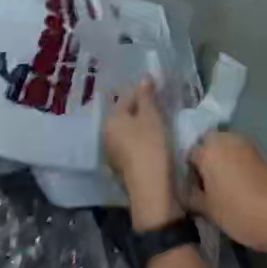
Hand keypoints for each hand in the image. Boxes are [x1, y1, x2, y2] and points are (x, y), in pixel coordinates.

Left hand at [104, 78, 181, 230]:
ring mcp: (112, 152)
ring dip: (140, 124)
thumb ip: (146, 97)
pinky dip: (140, 139)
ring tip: (159, 121)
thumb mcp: (151, 117)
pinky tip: (153, 140)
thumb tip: (144, 78)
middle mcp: (106, 134)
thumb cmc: (150, 146)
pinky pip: (130, 144)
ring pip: (127, 130)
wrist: (150, 190)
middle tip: (160, 104)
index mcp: (111, 119)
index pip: (127, 97)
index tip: (158, 89)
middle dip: (140, 108)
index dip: (143, 91)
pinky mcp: (121, 166)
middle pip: (125, 114)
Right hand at [186, 132, 266, 249]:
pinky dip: (238, 161)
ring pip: (227, 144)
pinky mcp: (260, 151)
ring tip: (226, 180)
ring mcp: (244, 143)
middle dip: (208, 155)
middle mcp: (224, 140)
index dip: (191, 170)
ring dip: (224, 156)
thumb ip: (193, 197)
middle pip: (210, 142)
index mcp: (207, 151)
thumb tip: (188, 193)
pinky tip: (240, 180)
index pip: (191, 154)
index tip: (195, 186)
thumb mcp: (206, 208)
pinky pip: (241, 152)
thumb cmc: (233, 210)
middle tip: (209, 180)